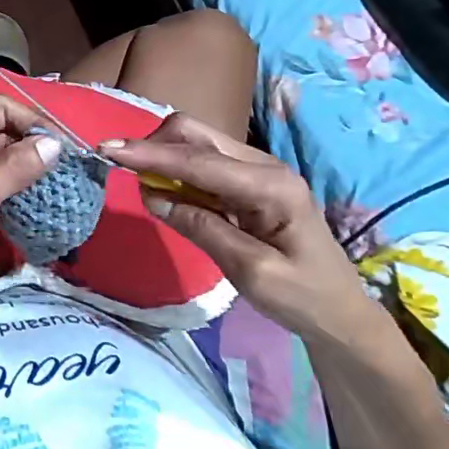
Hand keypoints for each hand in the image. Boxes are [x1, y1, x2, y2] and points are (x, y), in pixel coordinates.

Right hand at [104, 113, 381, 343]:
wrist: (340, 313)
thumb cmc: (302, 297)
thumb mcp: (251, 272)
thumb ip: (203, 229)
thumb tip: (154, 197)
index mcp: (271, 186)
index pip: (198, 161)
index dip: (150, 153)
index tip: (107, 148)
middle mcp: (263, 166)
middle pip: (196, 134)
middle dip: (155, 145)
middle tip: (123, 169)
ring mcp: (256, 170)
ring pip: (196, 143)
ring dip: (163, 156)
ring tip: (142, 184)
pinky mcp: (247, 181)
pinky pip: (202, 163)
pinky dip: (176, 170)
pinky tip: (166, 191)